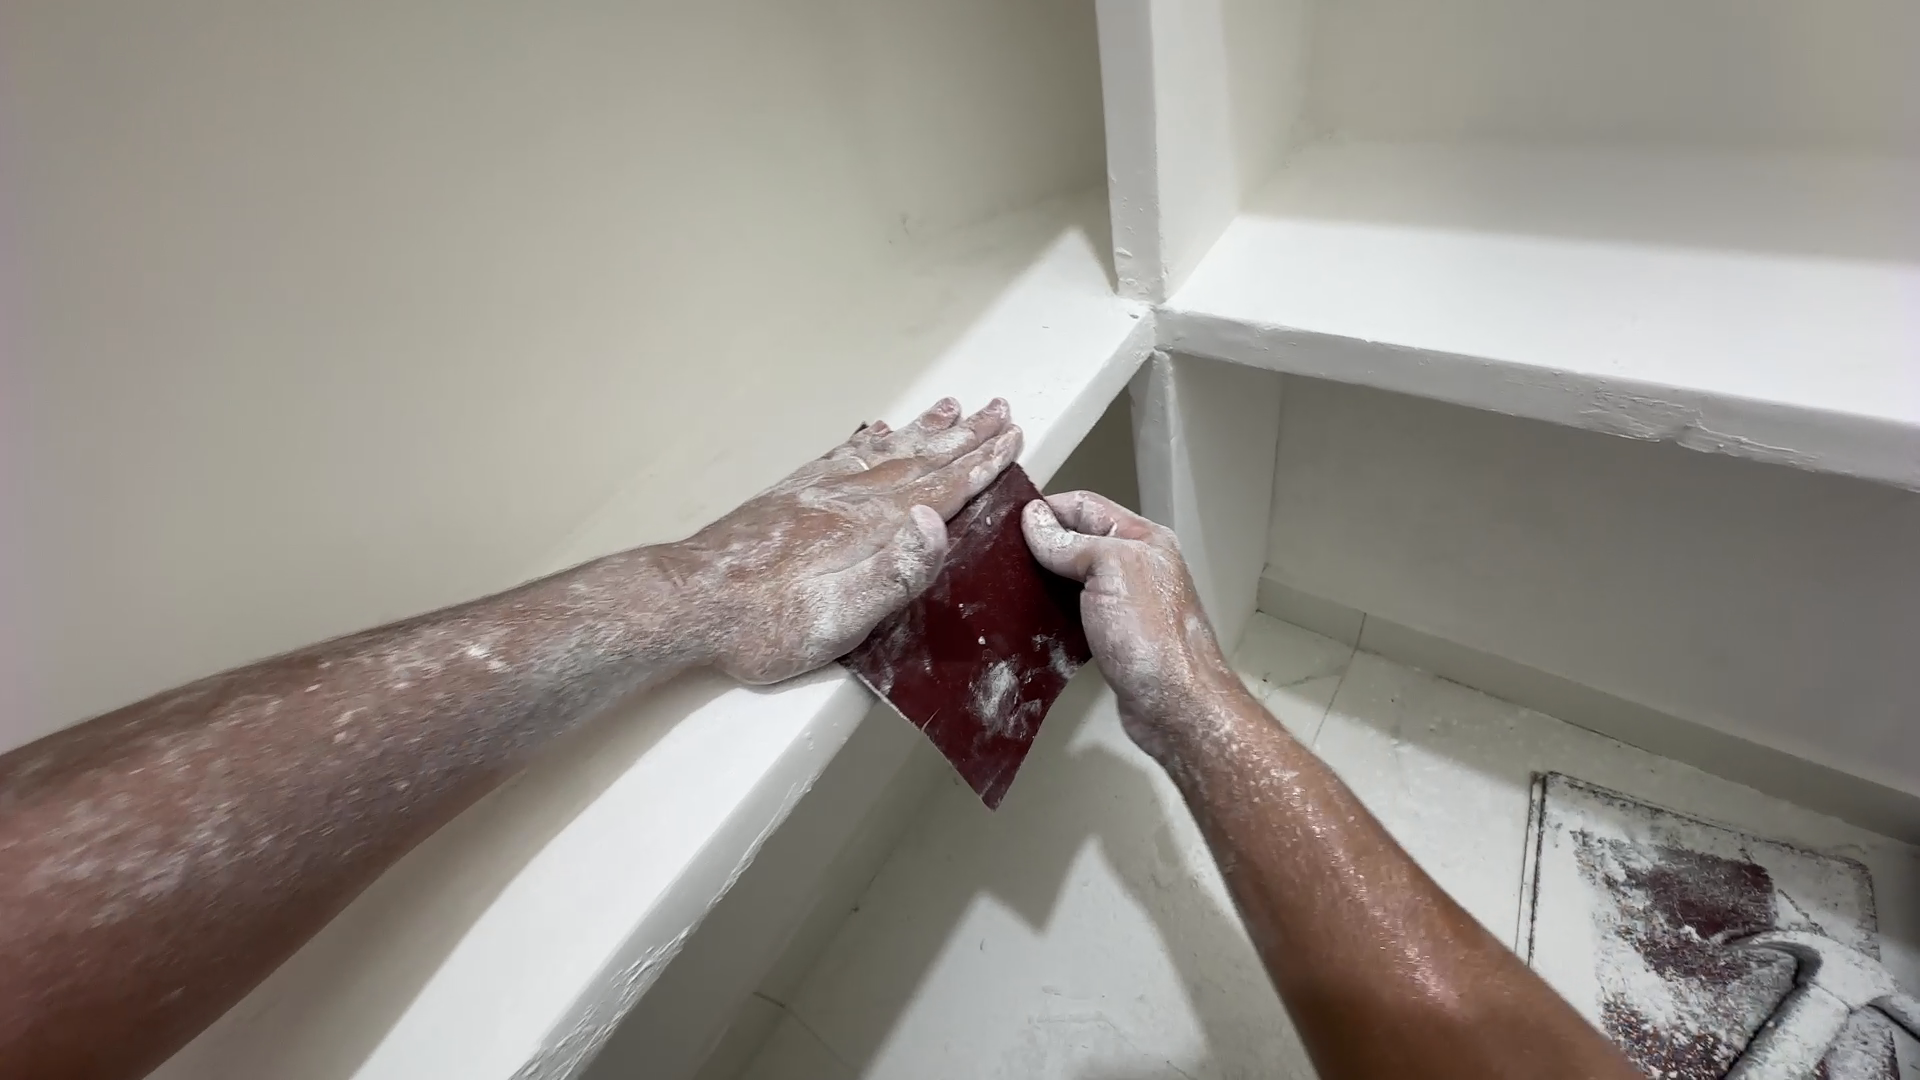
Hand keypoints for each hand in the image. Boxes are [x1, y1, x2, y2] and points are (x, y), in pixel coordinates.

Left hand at [670, 398, 1021, 683]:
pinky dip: (869, 437)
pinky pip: (843, 453)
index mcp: (874, 526)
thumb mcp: (841, 617)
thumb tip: (937, 524)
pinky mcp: (794, 493)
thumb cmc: (769, 622)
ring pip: (888, 448)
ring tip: (953, 406)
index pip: (943, 487)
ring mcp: (822, 489)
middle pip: (923, 457)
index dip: (981, 463)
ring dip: (926, 428)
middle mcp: (853, 497)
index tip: (1011, 438)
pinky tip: (878, 429)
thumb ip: (895, 573)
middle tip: (998, 409)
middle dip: (966, 436)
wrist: (692, 603)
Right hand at [1021, 491, 1240, 758]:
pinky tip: (1024, 613)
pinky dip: (1048, 608)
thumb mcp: (1110, 570)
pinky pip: (1071, 609)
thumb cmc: (1150, 635)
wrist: (1175, 709)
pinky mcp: (1108, 634)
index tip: (1005, 520)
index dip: (1045, 508)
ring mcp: (1122, 601)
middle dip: (1038, 541)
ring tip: (1002, 580)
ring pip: (1071, 575)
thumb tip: (1032, 518)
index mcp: (1141, 538)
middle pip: (1076, 538)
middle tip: (996, 552)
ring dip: (1040, 576)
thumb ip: (1071, 542)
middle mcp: (1133, 564)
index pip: (1084, 505)